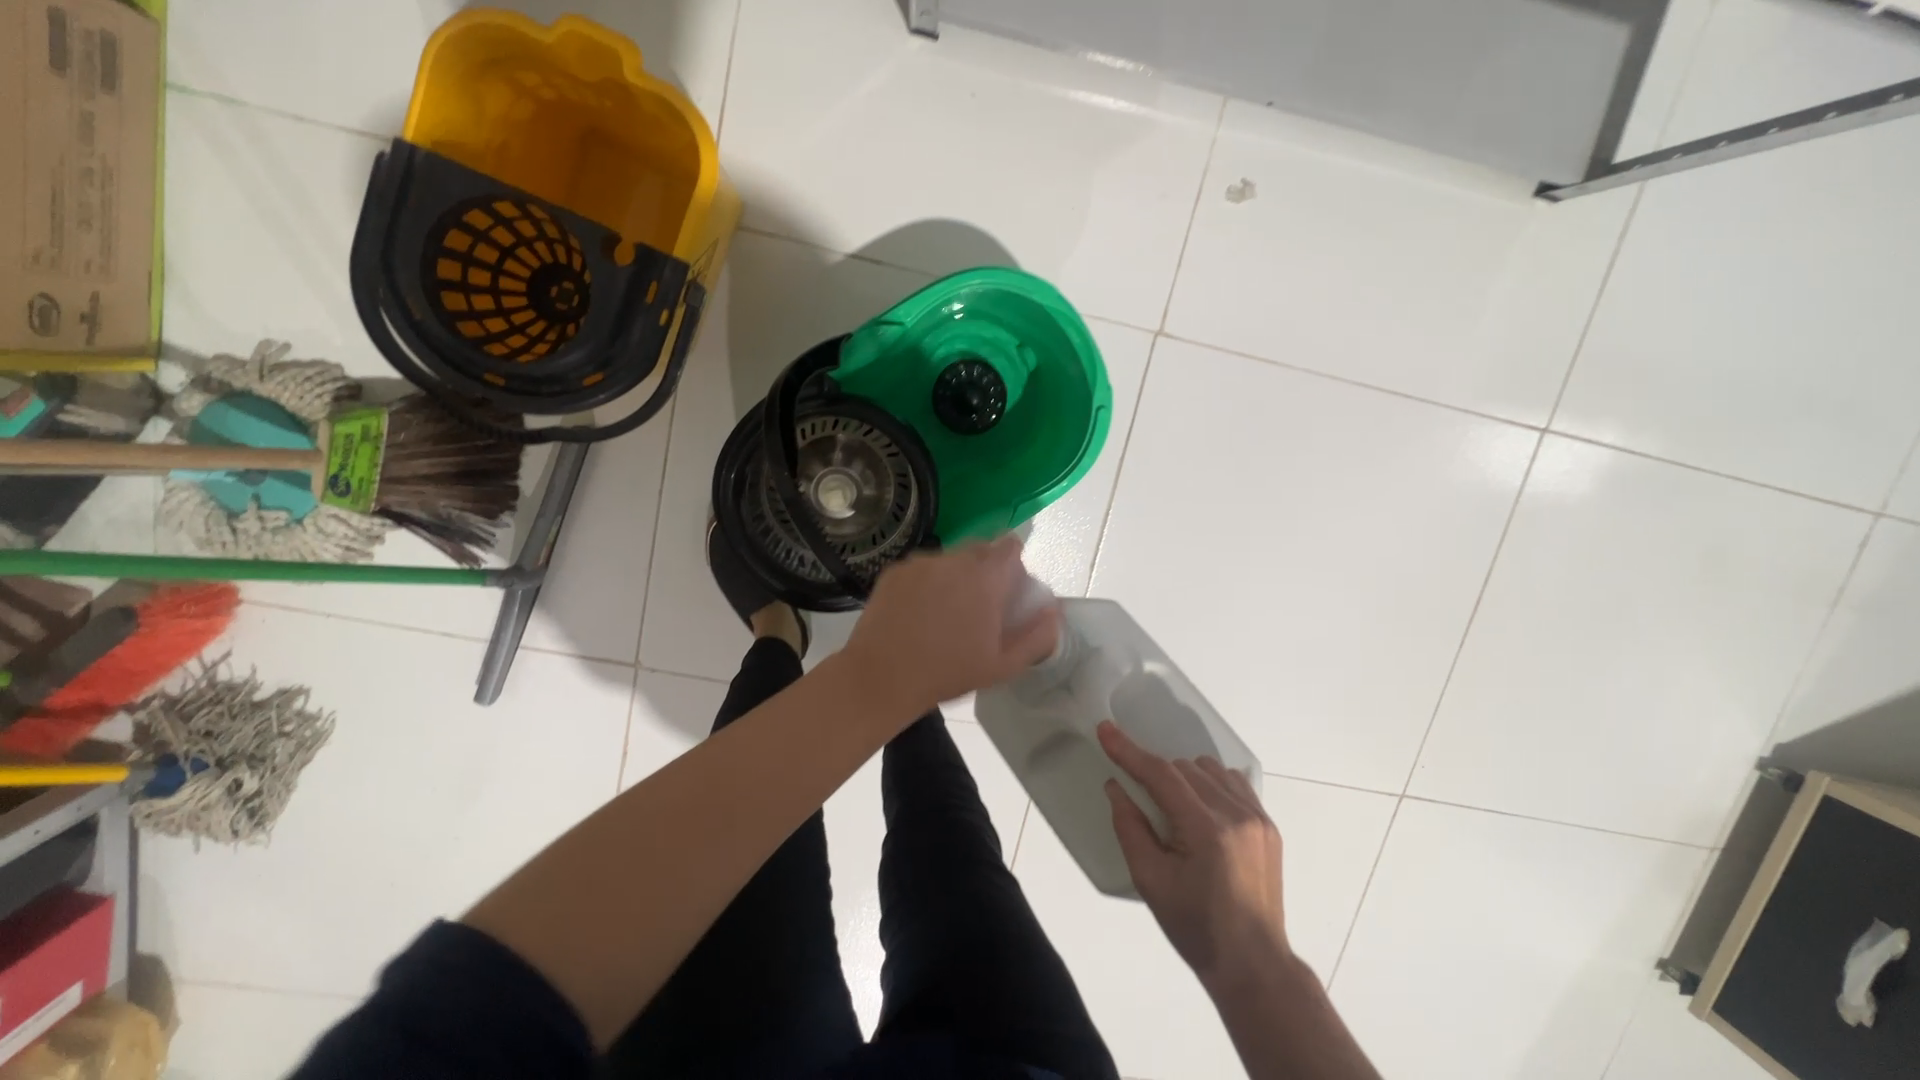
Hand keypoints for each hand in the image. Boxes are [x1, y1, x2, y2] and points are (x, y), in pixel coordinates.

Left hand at [841, 535, 1060, 716]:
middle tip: (978, 608)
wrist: (881, 678)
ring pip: (949, 560)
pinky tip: (918, 614)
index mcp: (985, 577)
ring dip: (954, 577)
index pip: (1010, 546)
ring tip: (944, 614)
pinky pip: (921, 569)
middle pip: (979, 550)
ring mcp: (919, 563)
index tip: (1008, 590)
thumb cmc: (947, 673)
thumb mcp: (1002, 665)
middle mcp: (953, 560)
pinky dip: (926, 583)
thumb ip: (1037, 635)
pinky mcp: (894, 571)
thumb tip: (1054, 611)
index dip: (1013, 564)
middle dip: (985, 572)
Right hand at [1099, 721, 1290, 993]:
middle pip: (1184, 768)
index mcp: (1205, 829)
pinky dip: (1211, 785)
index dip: (1129, 751)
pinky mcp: (1268, 826)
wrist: (1252, 962)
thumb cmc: (1194, 926)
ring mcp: (1258, 818)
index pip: (1161, 775)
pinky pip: (1234, 783)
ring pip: (1210, 770)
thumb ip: (1130, 827)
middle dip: (1156, 775)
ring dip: (1184, 778)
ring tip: (1176, 812)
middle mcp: (1236, 814)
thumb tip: (1117, 787)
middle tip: (1144, 804)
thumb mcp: (1150, 880)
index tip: (1105, 730)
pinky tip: (1203, 809)